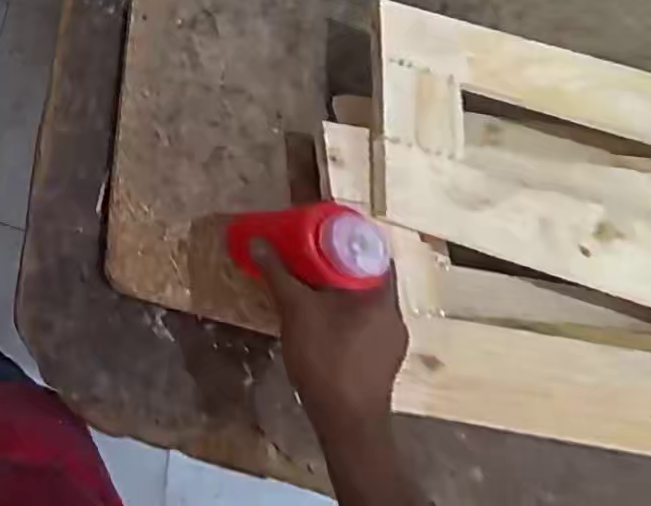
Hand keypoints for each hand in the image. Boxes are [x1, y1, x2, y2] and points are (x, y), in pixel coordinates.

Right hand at [250, 238, 406, 424]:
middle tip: (307, 249)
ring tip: (307, 278)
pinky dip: (341, 308)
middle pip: (367, 274)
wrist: (346, 423)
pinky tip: (317, 312)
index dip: (348, 236)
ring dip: (337, 286)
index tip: (321, 229)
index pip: (374, 252)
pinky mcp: (381, 357)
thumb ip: (277, 272)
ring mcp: (390, 339)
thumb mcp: (295, 308)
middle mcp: (393, 315)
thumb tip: (257, 241)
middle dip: (336, 260)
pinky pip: (362, 318)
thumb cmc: (326, 357)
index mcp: (381, 297)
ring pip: (363, 298)